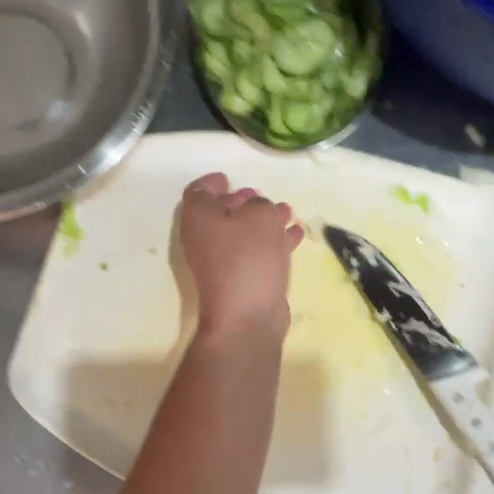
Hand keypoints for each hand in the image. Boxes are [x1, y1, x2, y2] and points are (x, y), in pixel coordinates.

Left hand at [177, 172, 304, 337]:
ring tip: (288, 213)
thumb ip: (260, 205)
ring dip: (264, 222)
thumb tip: (258, 210)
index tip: (228, 178)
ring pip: (242, 234)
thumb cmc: (248, 258)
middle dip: (243, 202)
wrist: (248, 316)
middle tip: (261, 196)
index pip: (199, 191)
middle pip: (221, 213)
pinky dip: (273, 242)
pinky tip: (294, 236)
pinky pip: (256, 253)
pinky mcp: (240, 281)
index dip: (213, 182)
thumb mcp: (260, 216)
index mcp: (199, 217)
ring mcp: (221, 263)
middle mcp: (204, 239)